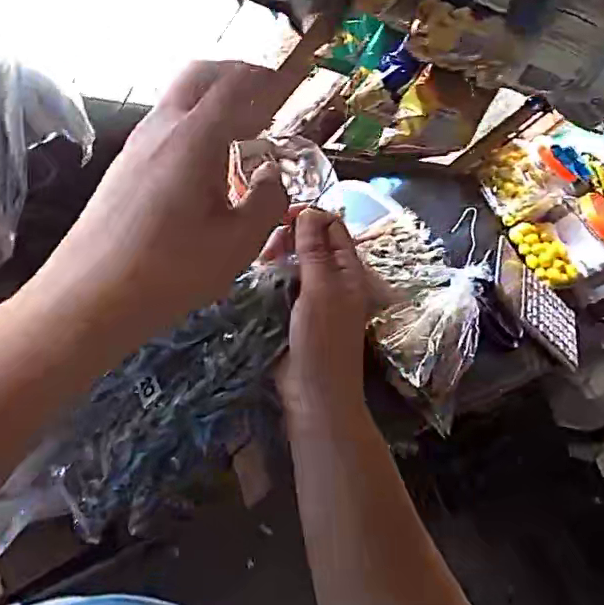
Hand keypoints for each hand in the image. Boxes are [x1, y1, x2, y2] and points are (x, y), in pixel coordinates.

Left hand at [32, 60, 296, 340]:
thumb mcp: (237, 244)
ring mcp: (137, 143)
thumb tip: (271, 176)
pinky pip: (166, 123)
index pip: (239, 85)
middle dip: (239, 73)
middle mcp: (163, 127)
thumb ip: (267, 201)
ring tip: (243, 129)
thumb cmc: (169, 270)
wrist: (89, 295)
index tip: (293, 81)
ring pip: (180, 97)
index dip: (270, 79)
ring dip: (214, 98)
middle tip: (267, 94)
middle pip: (202, 73)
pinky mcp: (124, 164)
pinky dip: (195, 122)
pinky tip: (207, 161)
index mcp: (195, 137)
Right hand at [273, 209, 373, 417]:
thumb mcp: (320, 290)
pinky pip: (279, 280)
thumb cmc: (322, 341)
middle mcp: (331, 277)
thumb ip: (314, 250)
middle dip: (288, 235)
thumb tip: (308, 210)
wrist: (312, 394)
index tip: (280, 215)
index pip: (332, 226)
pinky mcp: (290, 307)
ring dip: (275, 254)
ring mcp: (310, 293)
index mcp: (348, 269)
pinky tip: (255, 275)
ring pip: (291, 259)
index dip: (309, 215)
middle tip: (268, 246)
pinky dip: (268, 273)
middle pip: (309, 240)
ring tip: (260, 262)